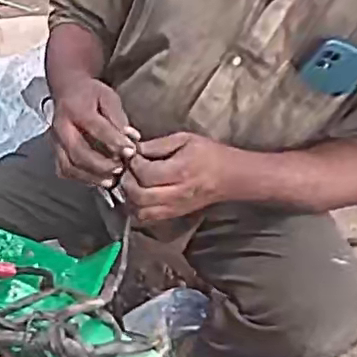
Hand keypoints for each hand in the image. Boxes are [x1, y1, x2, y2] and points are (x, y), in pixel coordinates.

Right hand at [50, 76, 137, 186]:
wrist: (66, 90)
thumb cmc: (90, 95)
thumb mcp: (109, 98)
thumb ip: (119, 118)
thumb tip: (131, 139)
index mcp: (76, 109)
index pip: (96, 128)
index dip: (114, 142)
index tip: (130, 151)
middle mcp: (61, 127)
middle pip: (78, 152)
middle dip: (101, 164)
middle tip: (119, 169)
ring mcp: (55, 142)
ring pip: (68, 166)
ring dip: (91, 176)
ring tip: (110, 180)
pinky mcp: (54, 152)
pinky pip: (64, 170)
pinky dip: (81, 178)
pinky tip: (97, 180)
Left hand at [123, 133, 246, 222]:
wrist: (230, 177)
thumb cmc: (209, 154)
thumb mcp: (185, 140)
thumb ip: (158, 145)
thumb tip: (135, 149)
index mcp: (180, 170)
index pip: (145, 172)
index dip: (133, 164)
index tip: (132, 156)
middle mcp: (175, 192)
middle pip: (139, 194)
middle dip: (127, 182)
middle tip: (127, 172)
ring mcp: (173, 207)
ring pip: (140, 210)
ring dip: (129, 198)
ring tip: (131, 184)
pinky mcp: (172, 215)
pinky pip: (147, 217)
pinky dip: (136, 209)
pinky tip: (137, 197)